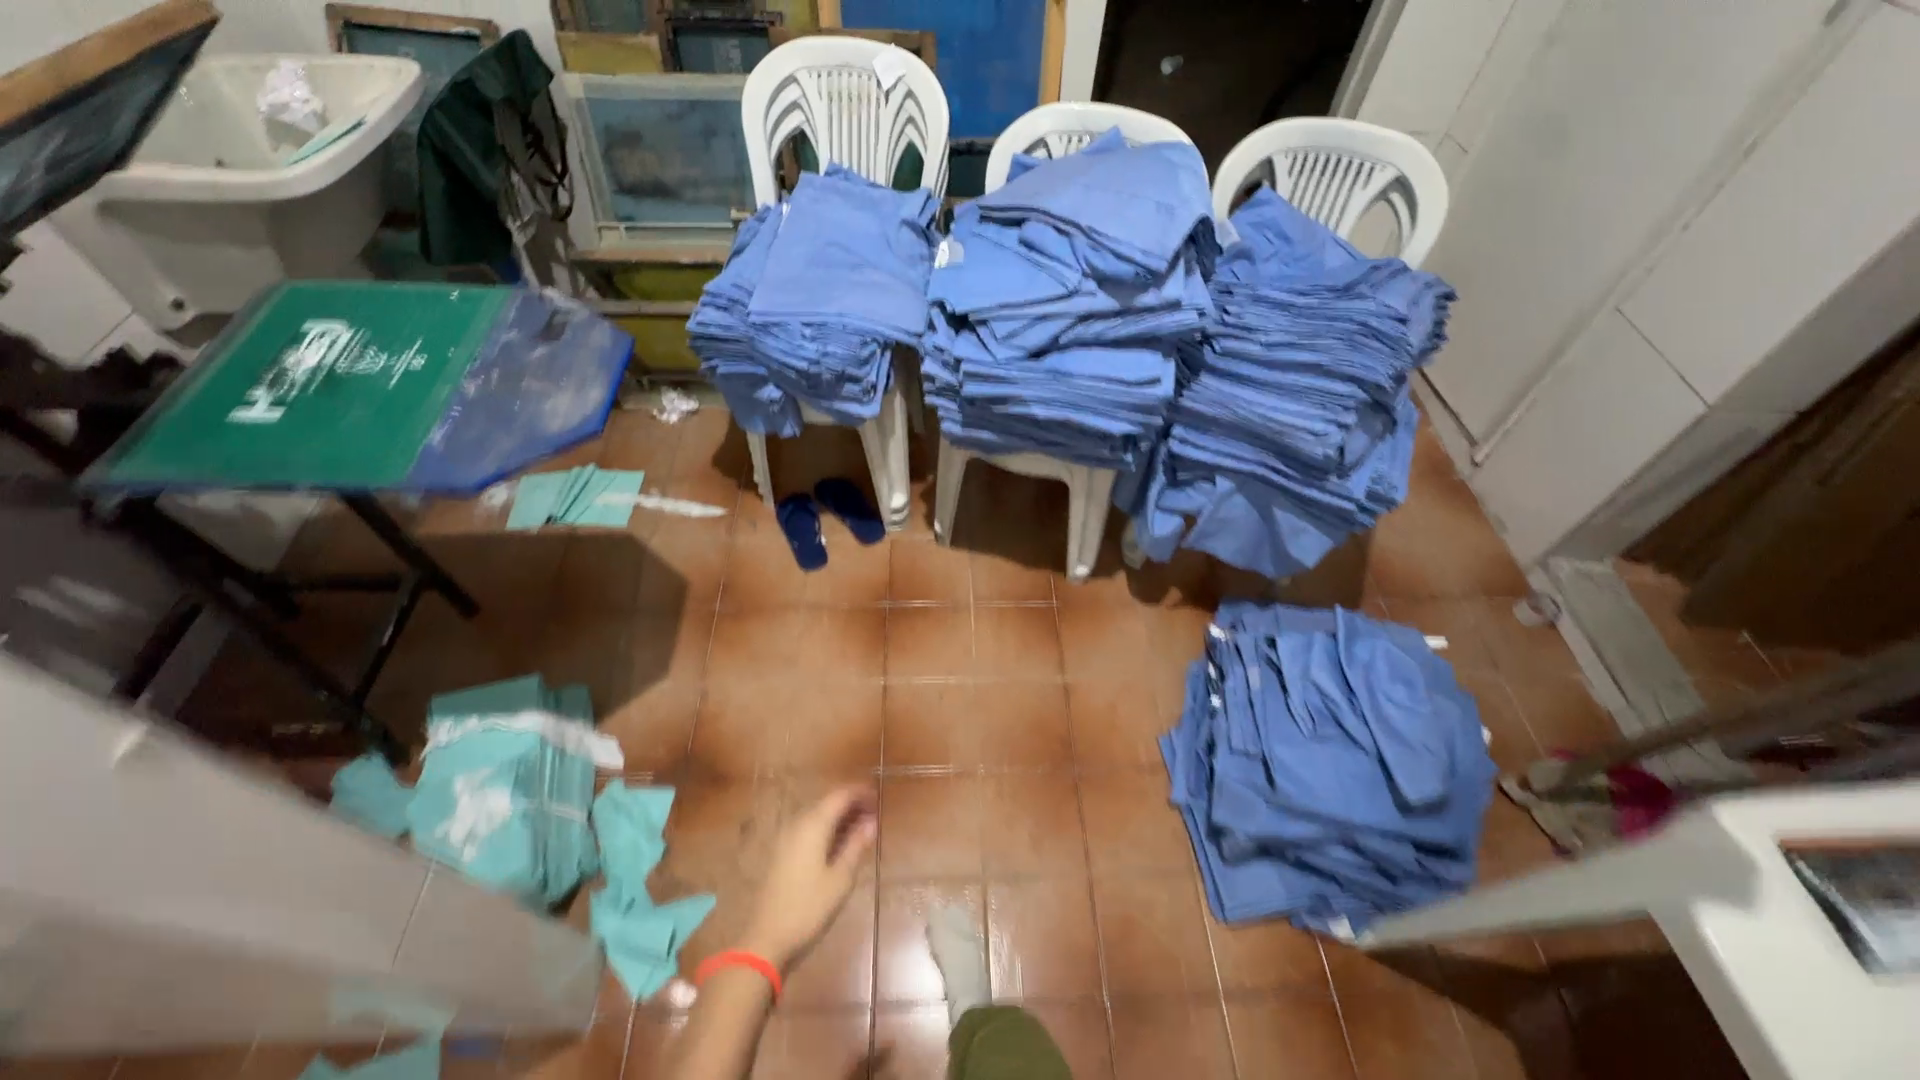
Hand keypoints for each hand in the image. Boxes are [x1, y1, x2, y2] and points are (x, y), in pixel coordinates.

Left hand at [740, 785, 877, 970]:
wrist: (768, 937)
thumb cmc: (809, 907)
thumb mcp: (841, 878)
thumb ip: (856, 846)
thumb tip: (871, 822)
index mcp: (812, 826)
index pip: (839, 796)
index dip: (859, 793)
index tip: (878, 798)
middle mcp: (796, 825)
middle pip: (826, 804)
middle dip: (850, 805)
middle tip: (873, 816)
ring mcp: (786, 839)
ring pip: (816, 817)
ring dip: (839, 818)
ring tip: (861, 830)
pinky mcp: (781, 854)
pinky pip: (808, 831)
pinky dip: (826, 830)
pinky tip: (839, 845)